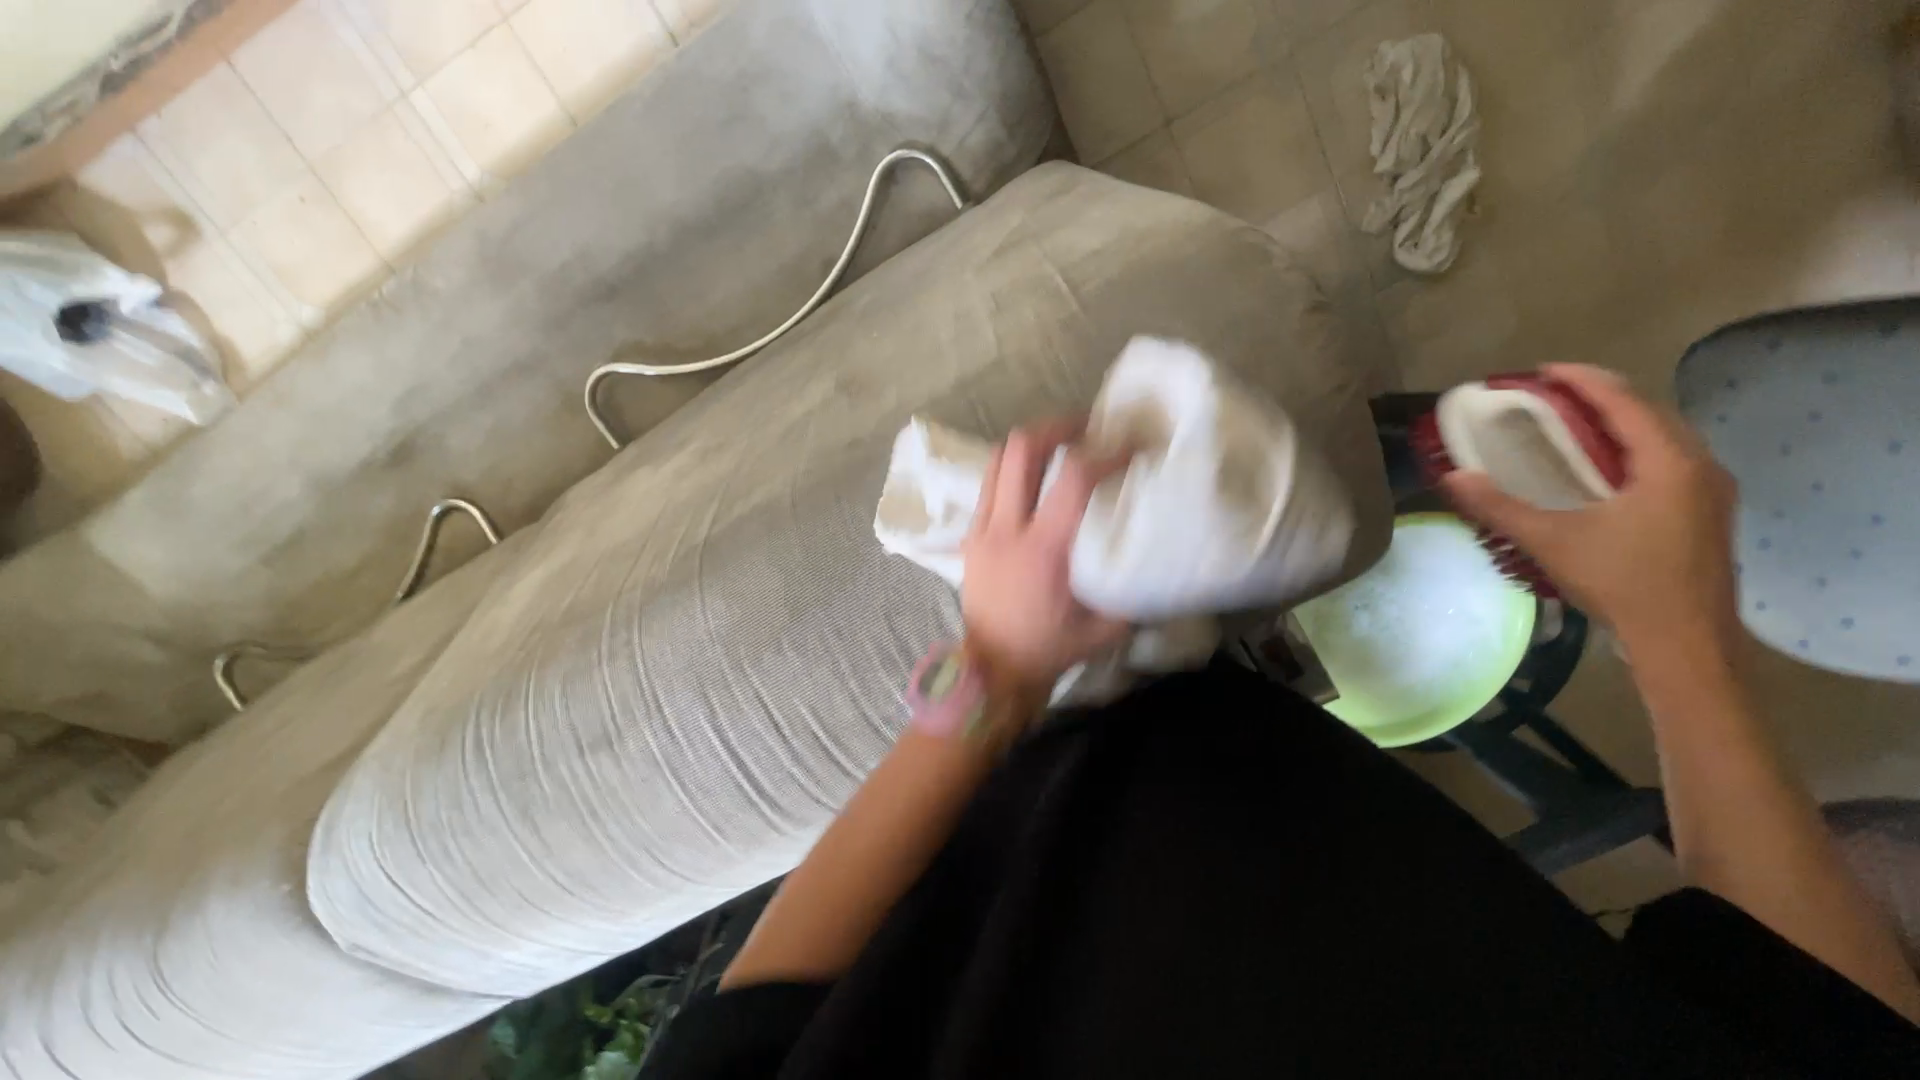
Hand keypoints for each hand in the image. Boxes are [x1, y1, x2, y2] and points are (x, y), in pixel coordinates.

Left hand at [962, 418, 1131, 696]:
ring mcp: (981, 530)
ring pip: (998, 461)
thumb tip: (1153, 561)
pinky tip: (1035, 481)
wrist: (992, 670)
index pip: (1073, 478)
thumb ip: (1129, 591)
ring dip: (1031, 444)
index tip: (1132, 447)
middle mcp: (1006, 530)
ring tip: (1060, 444)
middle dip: (1057, 426)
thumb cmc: (1049, 651)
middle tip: (1086, 427)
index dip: (1106, 452)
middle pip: (1021, 449)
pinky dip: (1012, 471)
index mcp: (1043, 550)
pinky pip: (988, 486)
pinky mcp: (969, 537)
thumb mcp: (1105, 628)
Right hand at [1441, 364, 1740, 657]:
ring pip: (1661, 437)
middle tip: (1550, 396)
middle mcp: (1699, 466)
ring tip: (1571, 424)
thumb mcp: (1552, 542)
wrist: (1686, 643)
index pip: (1624, 401)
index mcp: (1669, 463)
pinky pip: (1668, 460)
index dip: (1581, 380)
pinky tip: (1604, 466)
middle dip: (1599, 397)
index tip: (1540, 372)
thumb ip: (1500, 507)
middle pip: (1648, 412)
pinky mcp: (1707, 513)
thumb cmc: (1623, 585)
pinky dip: (1632, 449)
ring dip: (1617, 424)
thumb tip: (1452, 477)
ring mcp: (1710, 491)